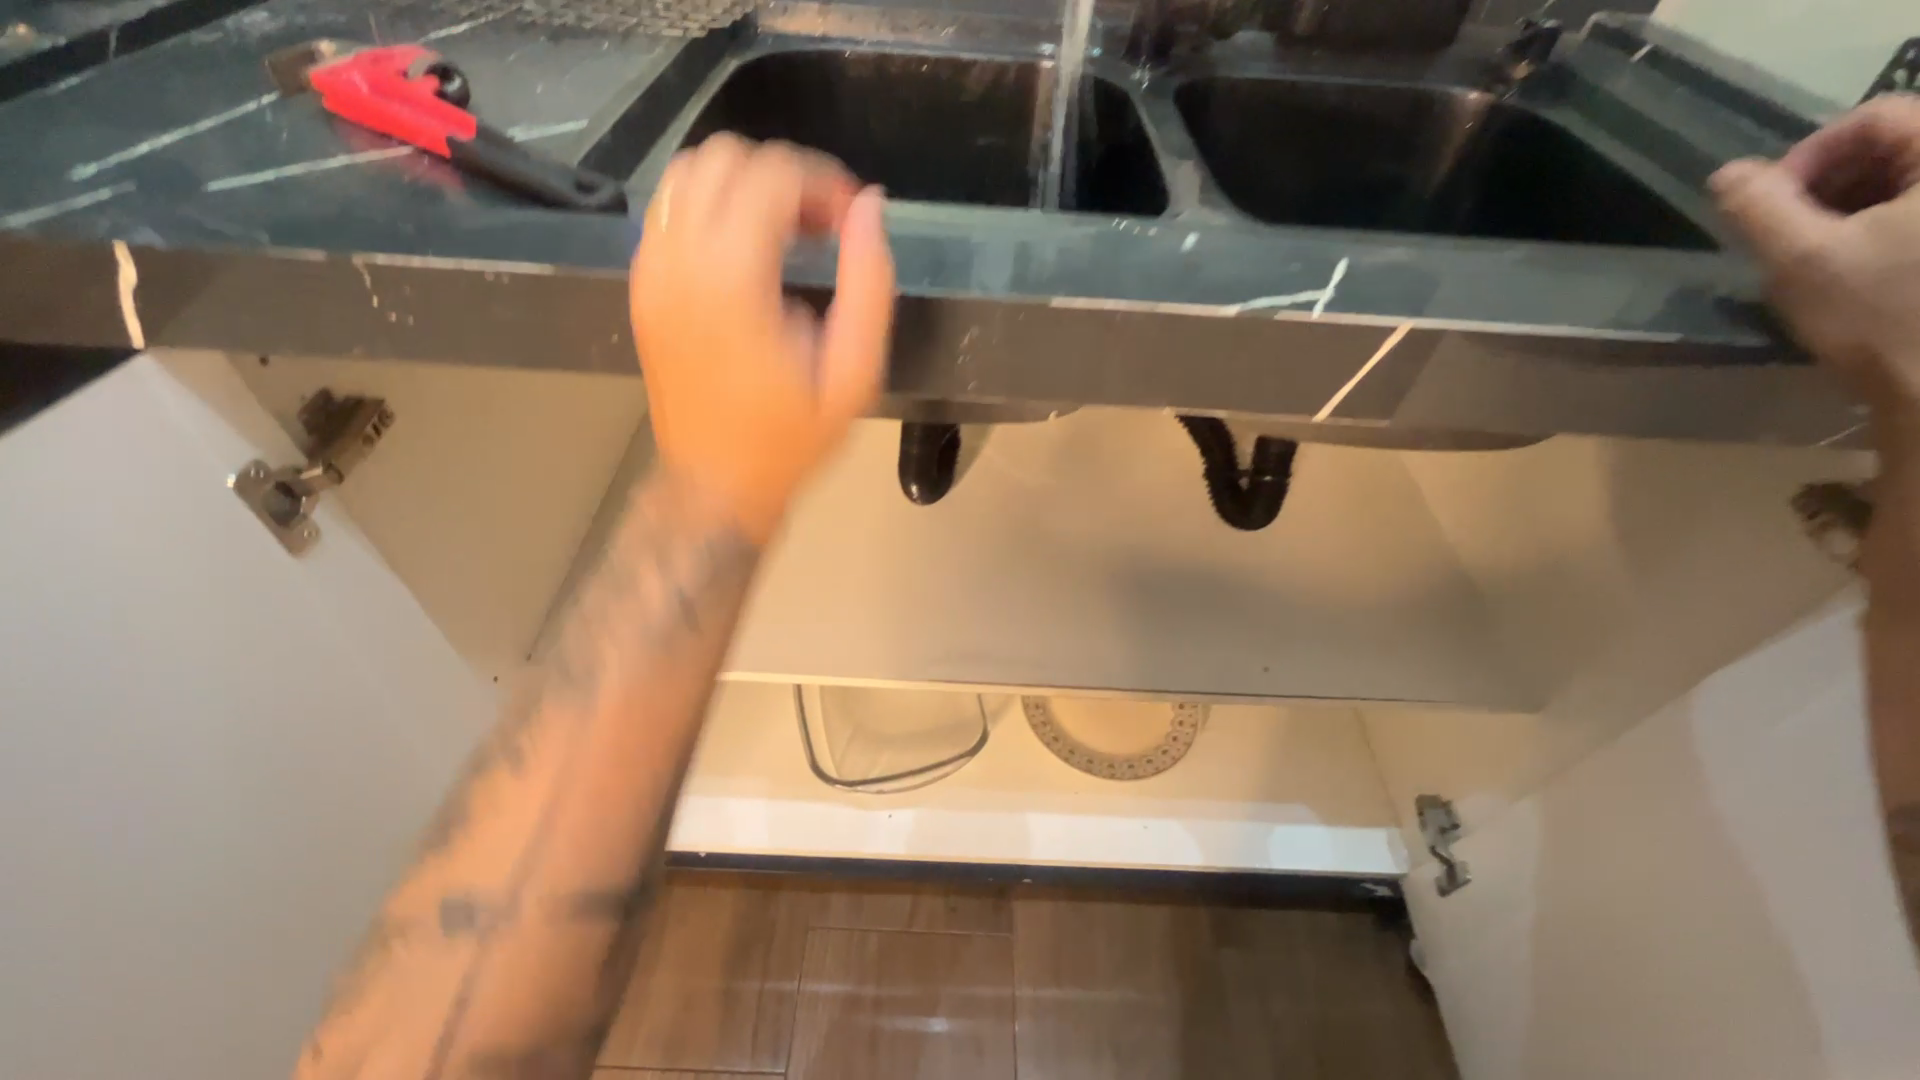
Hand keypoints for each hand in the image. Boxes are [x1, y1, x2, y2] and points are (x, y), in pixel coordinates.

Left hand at [631, 134, 894, 541]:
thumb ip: (869, 283)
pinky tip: (744, 247)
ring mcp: (651, 271)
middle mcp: (679, 261)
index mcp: (732, 280)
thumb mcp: (854, 374)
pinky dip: (709, 205)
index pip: (771, 175)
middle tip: (821, 226)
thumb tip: (869, 207)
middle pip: (726, 158)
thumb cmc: (789, 440)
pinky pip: (668, 208)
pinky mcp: (642, 285)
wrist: (714, 486)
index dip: (823, 182)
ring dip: (744, 183)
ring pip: (688, 172)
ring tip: (784, 230)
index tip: (850, 221)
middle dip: (784, 176)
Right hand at [1711, 95, 1919, 422]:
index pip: (1878, 116)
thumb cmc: (1879, 318)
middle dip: (1829, 182)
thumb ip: (1758, 208)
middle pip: (1898, 143)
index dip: (1810, 153)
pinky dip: (1882, 225)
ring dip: (1851, 205)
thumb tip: (1728, 174)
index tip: (1767, 204)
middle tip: (1784, 231)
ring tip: (1813, 251)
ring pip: (1909, 179)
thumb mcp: (1801, 261)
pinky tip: (1855, 265)